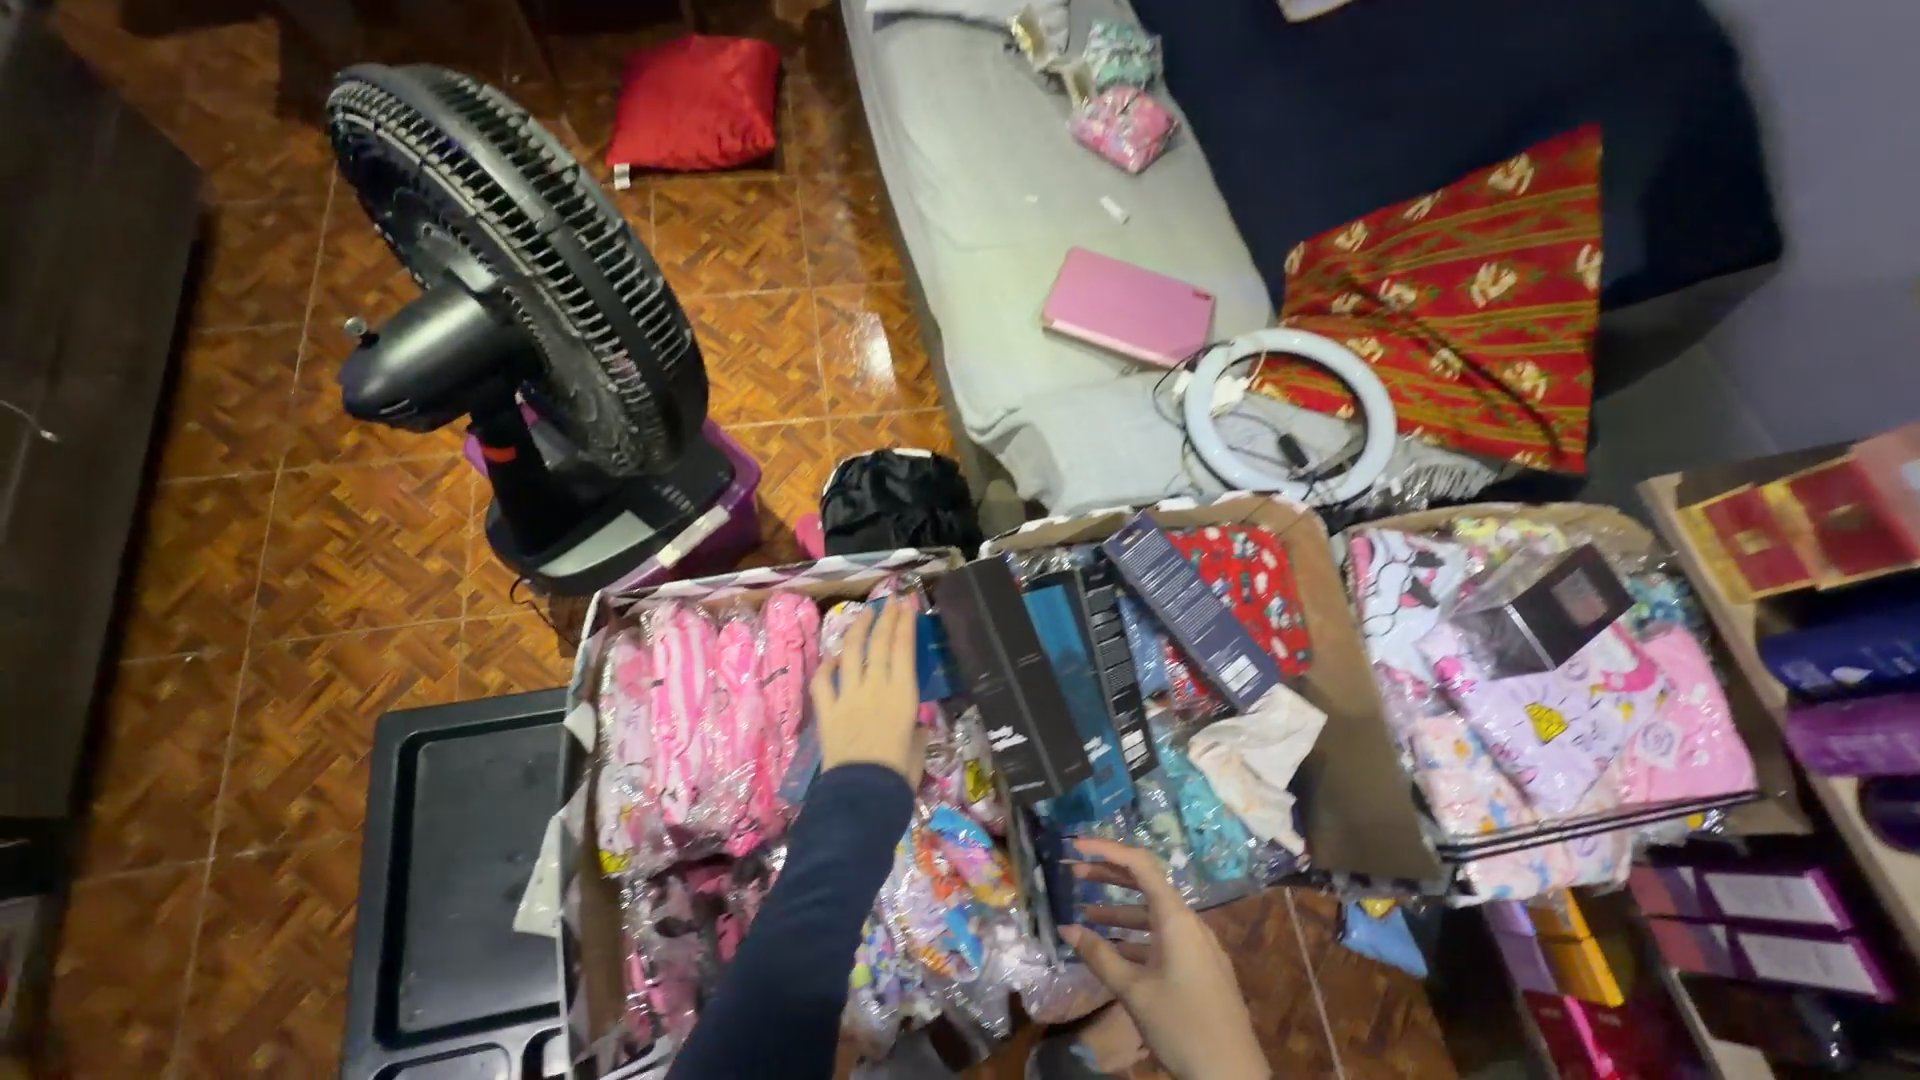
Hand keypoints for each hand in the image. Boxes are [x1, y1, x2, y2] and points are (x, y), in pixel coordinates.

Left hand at [810, 602, 927, 785]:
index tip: (907, 604)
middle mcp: (875, 687)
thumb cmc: (899, 774)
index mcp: (903, 694)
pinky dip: (826, 667)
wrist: (863, 793)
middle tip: (889, 601)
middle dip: (885, 618)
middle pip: (879, 644)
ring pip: (850, 654)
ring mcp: (847, 697)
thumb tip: (913, 726)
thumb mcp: (918, 748)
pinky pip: (822, 682)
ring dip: (857, 630)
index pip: (903, 648)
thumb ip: (915, 731)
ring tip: (863, 614)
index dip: (905, 623)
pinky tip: (832, 660)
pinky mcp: (827, 711)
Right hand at [1059, 838, 1270, 1079]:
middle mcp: (1190, 923)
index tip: (1077, 845)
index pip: (1140, 865)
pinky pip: (1164, 938)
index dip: (1107, 849)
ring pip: (1154, 915)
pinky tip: (1114, 949)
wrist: (1233, 1077)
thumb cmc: (1182, 1026)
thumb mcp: (1134, 991)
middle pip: (1147, 885)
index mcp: (1177, 919)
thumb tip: (1066, 928)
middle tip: (1075, 873)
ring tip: (1086, 913)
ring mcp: (1198, 946)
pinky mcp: (1201, 968)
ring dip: (1120, 911)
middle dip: (1110, 876)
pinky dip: (1137, 937)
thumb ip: (1099, 955)